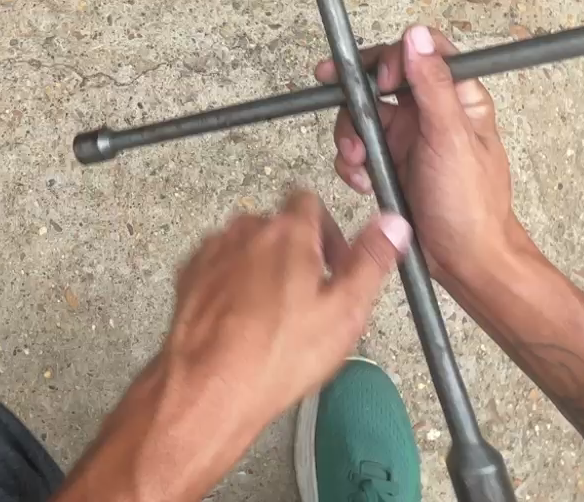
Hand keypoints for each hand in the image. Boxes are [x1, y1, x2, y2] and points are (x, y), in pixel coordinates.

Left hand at [57, 192, 409, 501]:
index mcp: (287, 230)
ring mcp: (214, 248)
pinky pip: (220, 264)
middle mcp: (246, 228)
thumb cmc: (277, 352)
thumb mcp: (345, 311)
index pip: (310, 201)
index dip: (328, 231)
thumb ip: (370, 260)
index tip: (334, 263)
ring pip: (247, 245)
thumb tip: (392, 223)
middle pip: (278, 225)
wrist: (211, 382)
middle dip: (297, 252)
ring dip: (263, 266)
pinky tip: (243, 318)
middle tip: (310, 298)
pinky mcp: (190, 271)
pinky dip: (233, 281)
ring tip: (275, 314)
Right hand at [316, 25, 534, 295]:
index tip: (381, 81)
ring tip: (357, 159)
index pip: (420, 52)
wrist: (464, 261)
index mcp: (456, 98)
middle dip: (356, 94)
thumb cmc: (472, 205)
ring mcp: (406, 136)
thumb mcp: (451, 138)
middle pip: (379, 78)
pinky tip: (362, 179)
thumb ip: (432, 85)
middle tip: (329, 85)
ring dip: (350, 134)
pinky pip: (355, 145)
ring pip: (361, 112)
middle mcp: (429, 112)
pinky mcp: (388, 160)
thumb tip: (416, 36)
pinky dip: (351, 160)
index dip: (393, 57)